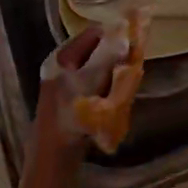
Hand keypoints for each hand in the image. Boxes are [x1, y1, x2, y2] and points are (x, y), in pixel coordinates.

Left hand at [35, 19, 145, 157]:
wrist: (54, 153)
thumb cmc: (71, 113)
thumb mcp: (91, 81)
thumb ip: (107, 57)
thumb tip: (123, 36)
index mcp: (62, 56)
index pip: (91, 34)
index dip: (112, 35)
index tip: (133, 43)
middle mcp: (61, 66)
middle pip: (94, 51)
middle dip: (114, 56)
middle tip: (132, 64)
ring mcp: (64, 84)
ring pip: (95, 69)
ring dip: (111, 73)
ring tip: (126, 80)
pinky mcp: (70, 101)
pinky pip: (93, 85)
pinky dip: (106, 87)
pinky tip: (116, 97)